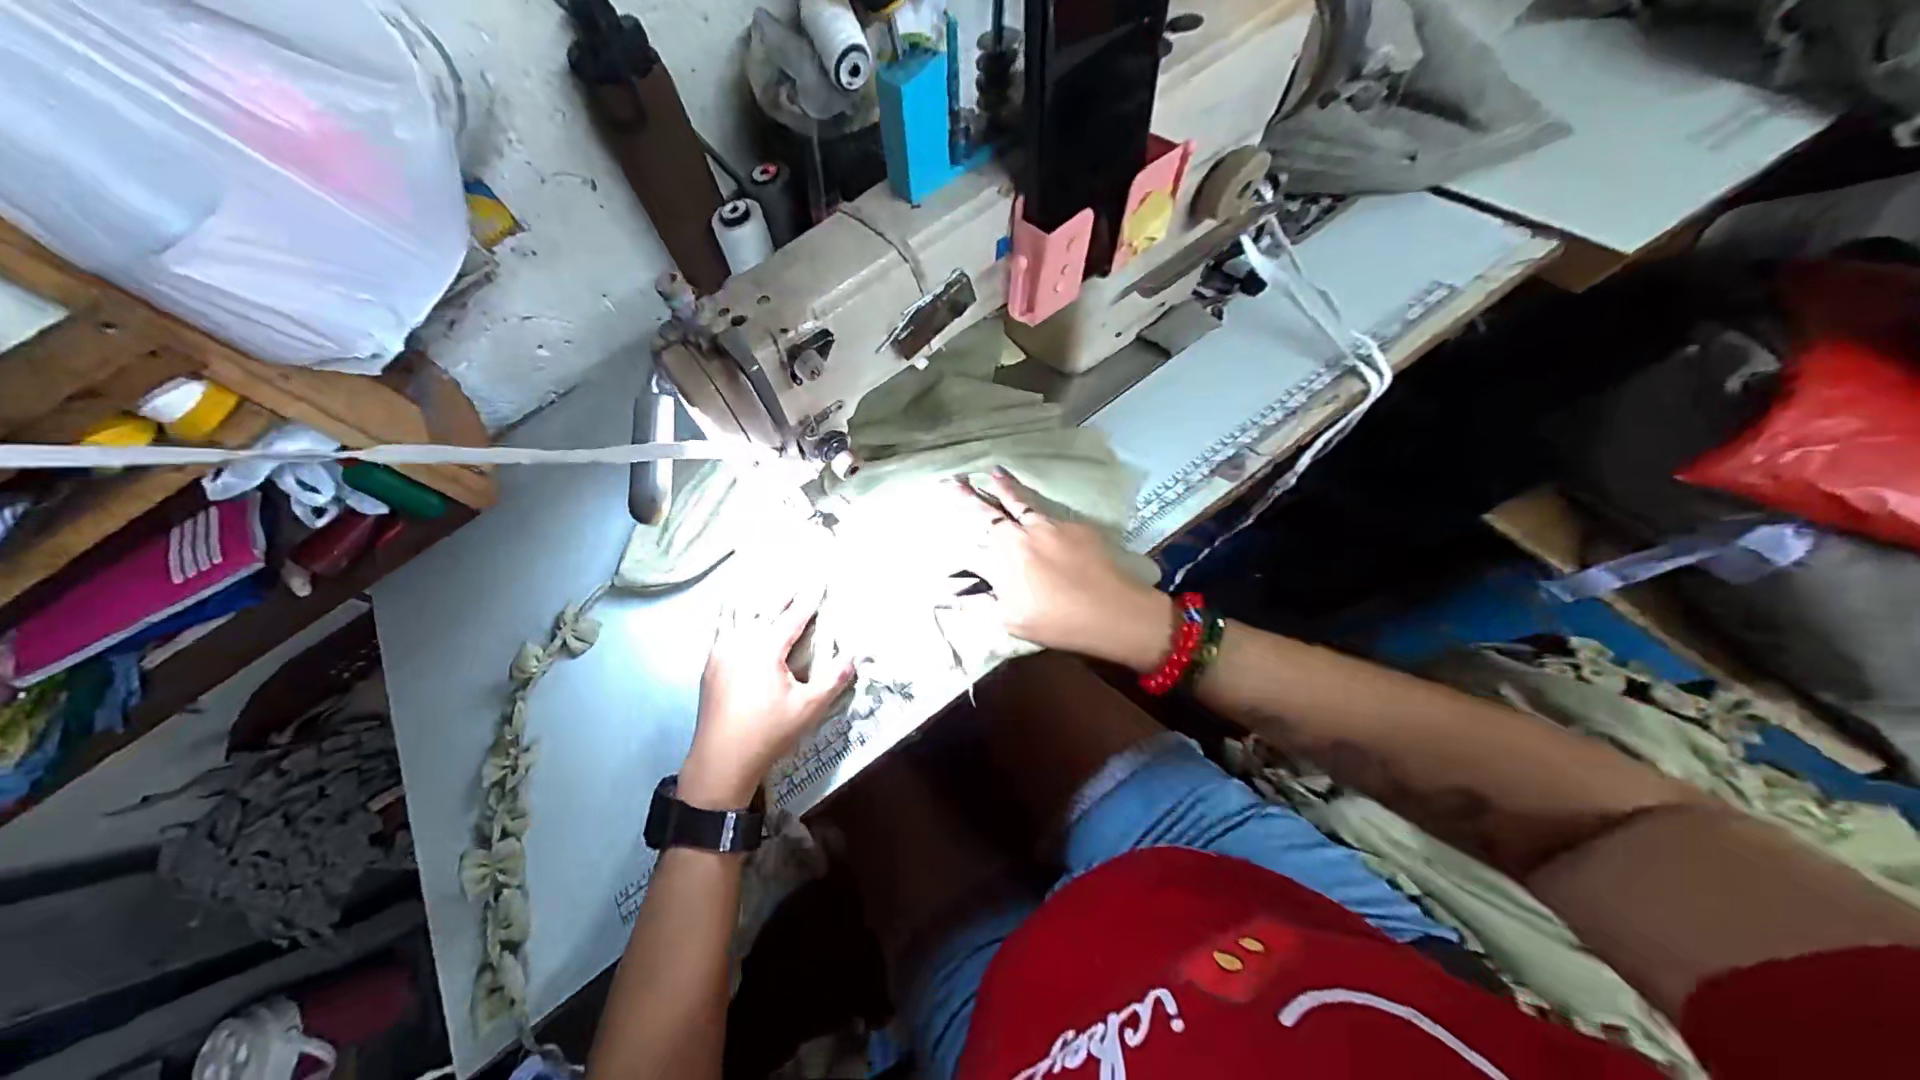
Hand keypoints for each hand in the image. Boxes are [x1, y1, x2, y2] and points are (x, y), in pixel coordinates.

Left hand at [683, 581, 854, 807]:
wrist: (721, 759)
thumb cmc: (768, 733)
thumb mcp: (809, 709)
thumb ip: (833, 680)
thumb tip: (853, 657)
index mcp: (766, 649)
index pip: (792, 616)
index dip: (809, 597)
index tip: (820, 579)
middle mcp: (741, 642)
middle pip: (764, 607)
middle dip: (784, 592)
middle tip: (798, 578)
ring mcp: (721, 651)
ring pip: (738, 612)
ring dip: (755, 597)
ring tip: (765, 584)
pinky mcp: (710, 663)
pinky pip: (721, 627)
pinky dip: (731, 613)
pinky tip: (733, 611)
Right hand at [943, 469, 1174, 671]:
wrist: (1114, 613)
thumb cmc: (1056, 619)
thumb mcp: (1009, 619)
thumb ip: (979, 603)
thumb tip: (952, 593)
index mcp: (1010, 546)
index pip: (982, 516)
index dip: (965, 499)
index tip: (951, 483)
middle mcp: (1033, 528)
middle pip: (1006, 501)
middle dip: (988, 488)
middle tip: (974, 474)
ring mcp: (1061, 525)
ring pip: (1031, 504)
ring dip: (1013, 491)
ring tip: (998, 475)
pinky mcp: (1085, 530)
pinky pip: (1056, 519)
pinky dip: (1044, 519)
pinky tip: (1044, 526)